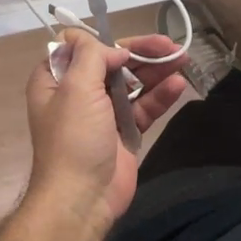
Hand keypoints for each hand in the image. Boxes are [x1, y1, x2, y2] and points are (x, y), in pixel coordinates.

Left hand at [24, 29, 188, 231]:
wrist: (82, 197)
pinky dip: (161, 95)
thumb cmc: (74, 139)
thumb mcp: (76, 88)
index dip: (107, 42)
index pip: (82, 49)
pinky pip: (145, 107)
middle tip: (171, 46)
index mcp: (56, 81)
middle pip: (113, 64)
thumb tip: (110, 44)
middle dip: (143, 54)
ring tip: (184, 60)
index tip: (129, 44)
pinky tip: (179, 85)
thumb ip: (92, 56)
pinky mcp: (124, 132)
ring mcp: (103, 114)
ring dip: (157, 71)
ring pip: (133, 83)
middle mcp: (78, 94)